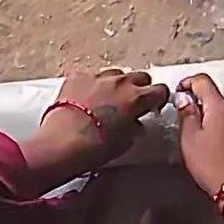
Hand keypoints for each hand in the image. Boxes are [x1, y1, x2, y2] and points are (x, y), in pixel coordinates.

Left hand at [20, 68, 171, 188]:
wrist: (62, 143)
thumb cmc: (96, 148)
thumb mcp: (124, 142)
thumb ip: (134, 128)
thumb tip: (135, 123)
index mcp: (137, 98)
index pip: (160, 90)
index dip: (157, 99)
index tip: (151, 108)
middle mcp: (120, 82)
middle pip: (139, 77)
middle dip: (138, 88)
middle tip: (129, 104)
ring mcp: (98, 77)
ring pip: (115, 74)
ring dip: (115, 85)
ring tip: (105, 101)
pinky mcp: (77, 77)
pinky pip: (91, 77)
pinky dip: (92, 86)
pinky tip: (84, 99)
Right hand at [174, 74, 223, 194]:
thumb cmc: (210, 163)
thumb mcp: (189, 138)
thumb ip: (187, 114)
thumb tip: (184, 97)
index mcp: (220, 106)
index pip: (203, 81)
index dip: (188, 82)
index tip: (178, 93)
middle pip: (214, 97)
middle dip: (198, 102)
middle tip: (184, 118)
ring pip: (223, 111)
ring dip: (209, 116)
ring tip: (197, 135)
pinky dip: (219, 126)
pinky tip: (212, 143)